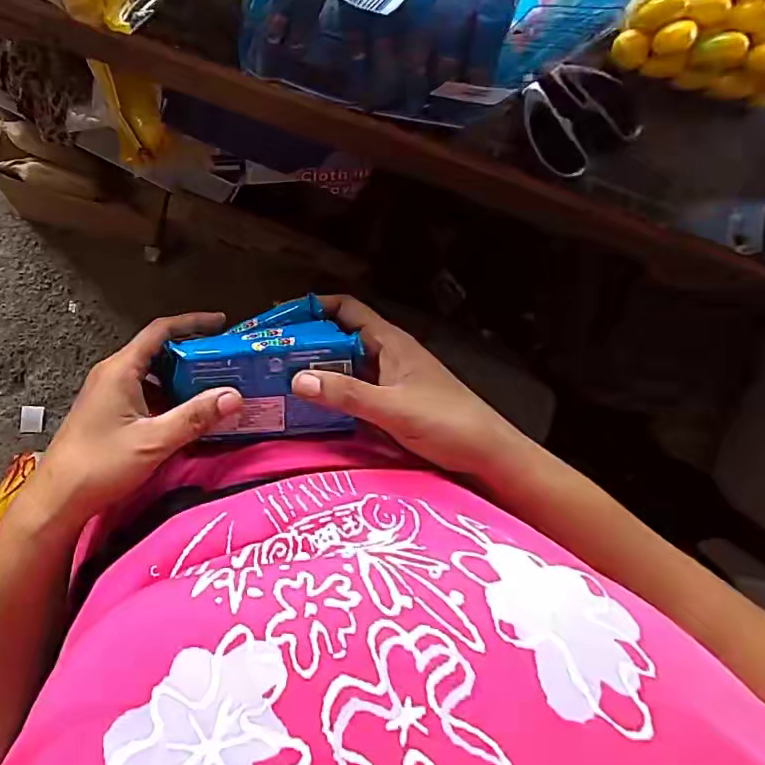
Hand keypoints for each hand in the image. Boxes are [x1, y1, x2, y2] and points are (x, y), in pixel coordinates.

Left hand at [25, 312, 241, 528]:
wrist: (58, 495)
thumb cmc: (100, 464)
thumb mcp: (153, 441)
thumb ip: (194, 417)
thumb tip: (233, 396)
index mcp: (120, 369)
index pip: (160, 330)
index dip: (192, 323)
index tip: (221, 324)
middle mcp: (112, 373)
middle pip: (156, 350)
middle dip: (191, 354)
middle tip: (223, 363)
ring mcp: (107, 392)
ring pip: (150, 374)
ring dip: (179, 378)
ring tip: (211, 389)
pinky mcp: (106, 411)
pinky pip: (142, 392)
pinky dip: (166, 397)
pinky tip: (184, 415)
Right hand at [290, 295, 534, 476]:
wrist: (492, 458)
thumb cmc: (450, 424)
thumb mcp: (393, 408)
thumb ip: (346, 394)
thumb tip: (298, 379)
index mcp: (391, 343)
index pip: (346, 309)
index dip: (314, 306)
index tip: (283, 317)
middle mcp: (387, 354)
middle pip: (339, 335)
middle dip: (306, 339)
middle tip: (272, 351)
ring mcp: (389, 378)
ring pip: (344, 362)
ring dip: (316, 366)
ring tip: (281, 376)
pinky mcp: (390, 400)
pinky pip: (351, 386)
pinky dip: (329, 389)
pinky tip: (311, 403)